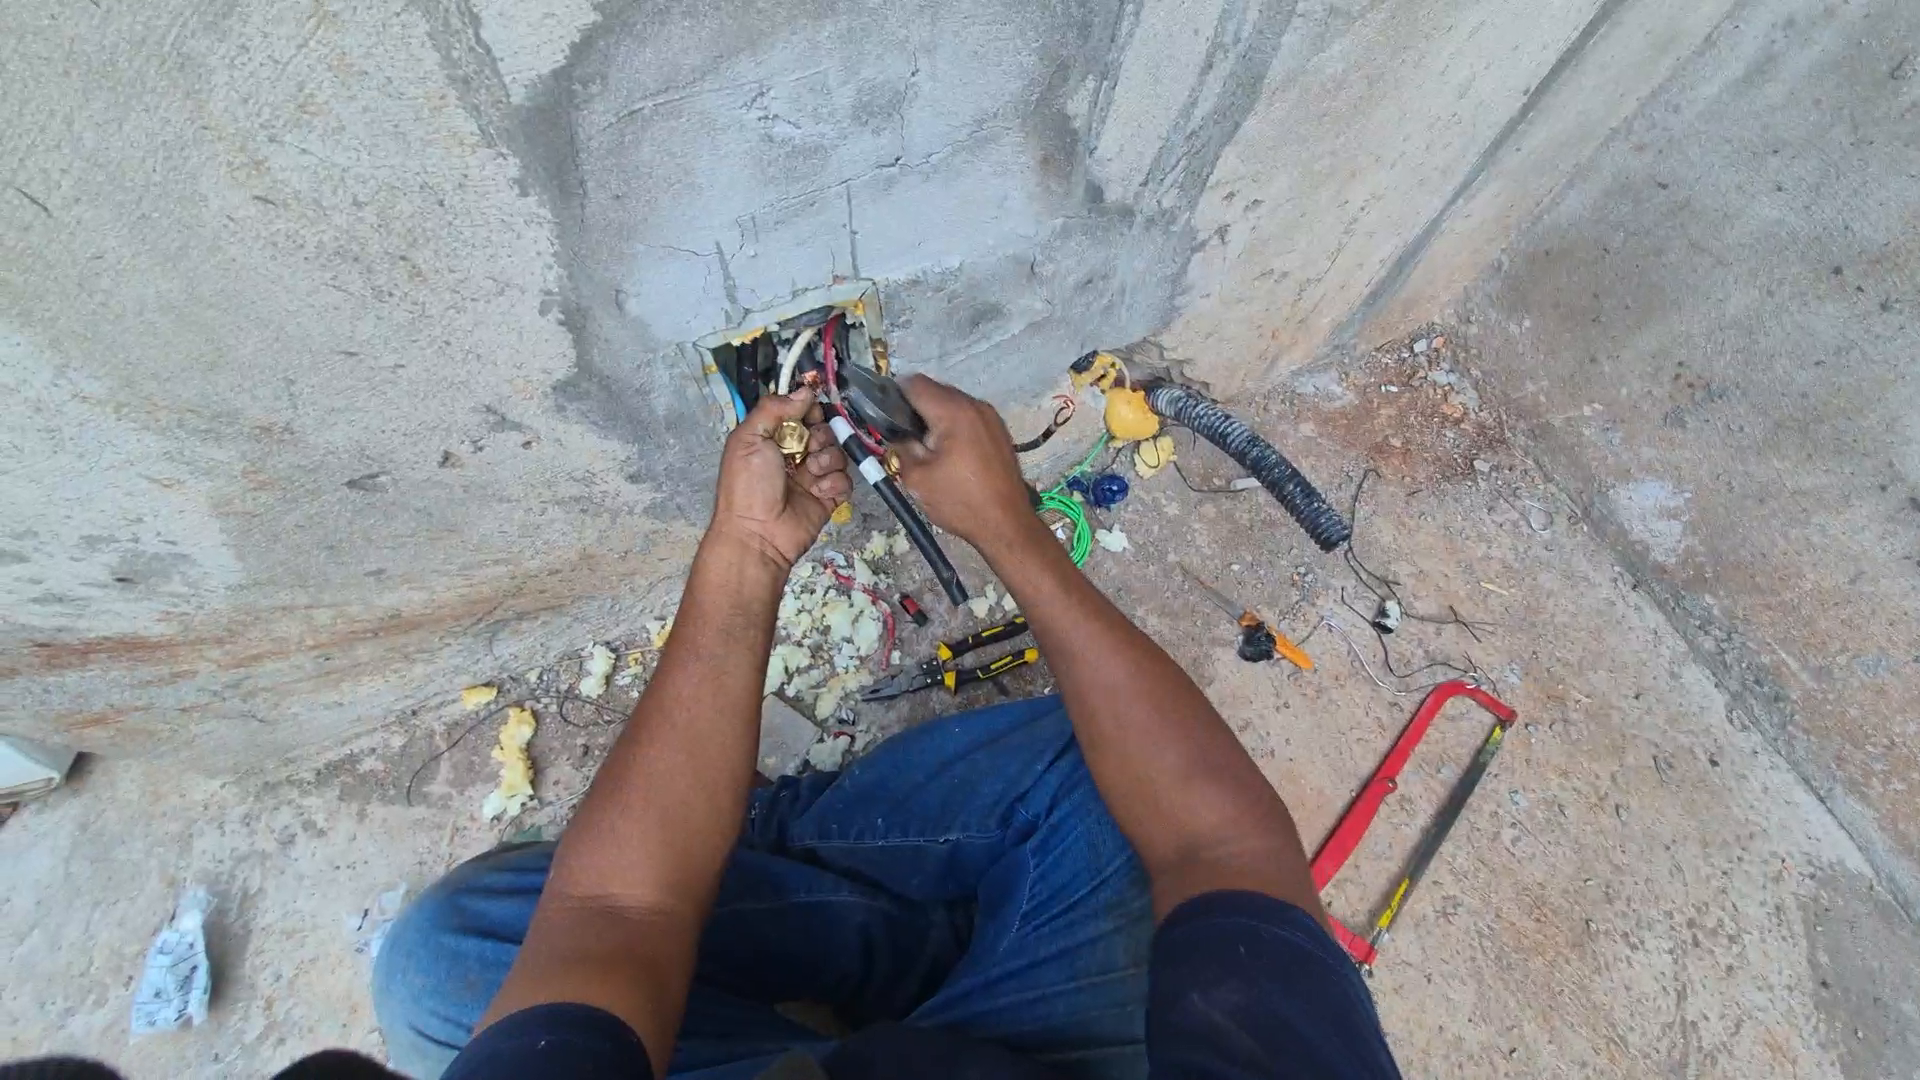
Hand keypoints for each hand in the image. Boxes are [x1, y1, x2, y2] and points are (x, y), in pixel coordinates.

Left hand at [708, 389, 851, 570]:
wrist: (757, 533)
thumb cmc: (747, 484)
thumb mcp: (749, 438)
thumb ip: (774, 408)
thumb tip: (805, 390)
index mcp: (774, 437)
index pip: (803, 412)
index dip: (810, 410)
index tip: (810, 414)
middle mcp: (796, 453)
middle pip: (825, 430)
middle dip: (820, 436)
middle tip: (807, 448)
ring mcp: (814, 476)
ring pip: (838, 453)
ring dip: (827, 459)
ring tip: (811, 473)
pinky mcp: (829, 497)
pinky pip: (845, 480)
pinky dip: (834, 483)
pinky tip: (818, 492)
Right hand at [892, 375, 1040, 554]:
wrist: (1005, 523)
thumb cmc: (959, 501)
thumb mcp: (916, 477)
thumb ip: (901, 446)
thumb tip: (896, 432)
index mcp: (953, 411)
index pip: (915, 383)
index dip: (894, 394)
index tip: (885, 416)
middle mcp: (975, 405)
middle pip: (935, 391)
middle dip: (916, 408)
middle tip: (904, 437)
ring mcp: (991, 416)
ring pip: (953, 403)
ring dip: (935, 417)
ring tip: (927, 447)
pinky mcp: (999, 431)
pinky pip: (968, 416)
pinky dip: (954, 425)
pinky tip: (949, 452)